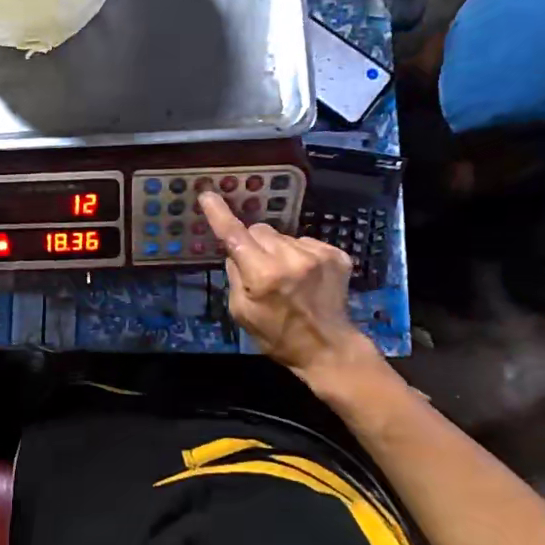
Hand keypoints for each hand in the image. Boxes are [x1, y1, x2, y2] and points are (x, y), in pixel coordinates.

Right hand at [200, 191, 377, 379]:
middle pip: (260, 230)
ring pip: (283, 236)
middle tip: (257, 270)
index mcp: (263, 275)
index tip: (207, 195)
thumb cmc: (277, 336)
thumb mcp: (242, 312)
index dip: (219, 214)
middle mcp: (291, 258)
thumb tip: (234, 251)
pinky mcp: (336, 255)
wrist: (328, 348)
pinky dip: (299, 255)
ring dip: (277, 250)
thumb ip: (235, 276)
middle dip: (253, 244)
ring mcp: (317, 254)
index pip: (235, 236)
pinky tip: (305, 277)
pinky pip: (305, 242)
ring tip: (286, 278)